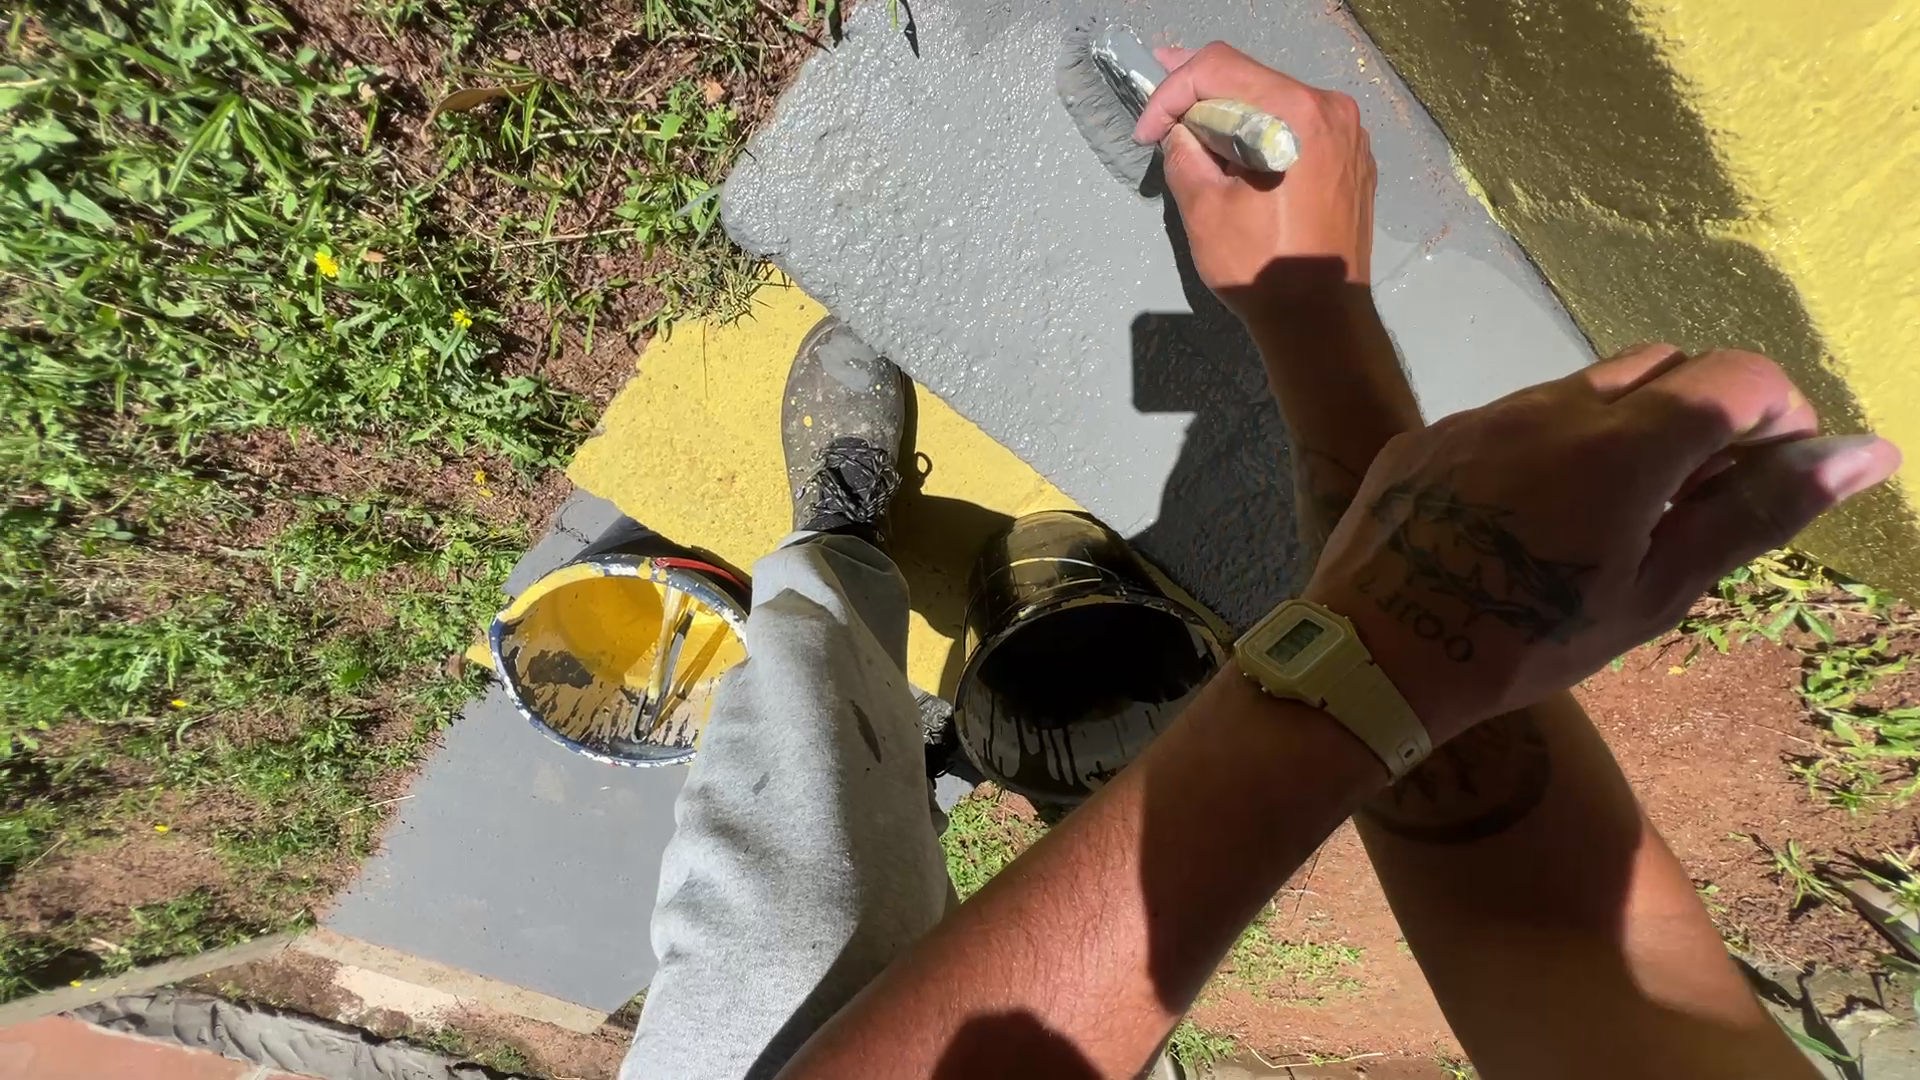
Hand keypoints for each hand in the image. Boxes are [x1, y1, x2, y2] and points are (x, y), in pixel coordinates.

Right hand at [1134, 43, 1374, 323]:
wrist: (1320, 317)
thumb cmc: (1260, 269)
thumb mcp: (1205, 213)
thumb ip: (1184, 159)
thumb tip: (1178, 135)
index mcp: (1296, 114)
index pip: (1220, 68)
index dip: (1171, 91)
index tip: (1147, 132)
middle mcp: (1330, 109)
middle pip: (1251, 79)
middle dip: (1198, 97)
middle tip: (1158, 113)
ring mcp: (1348, 134)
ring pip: (1275, 104)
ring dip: (1231, 119)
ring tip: (1196, 145)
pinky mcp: (1351, 160)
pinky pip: (1299, 131)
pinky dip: (1263, 138)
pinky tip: (1240, 167)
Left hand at [1303, 344, 1900, 742]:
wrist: (1374, 652)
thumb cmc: (1521, 642)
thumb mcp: (1651, 593)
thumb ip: (1752, 513)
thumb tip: (1862, 451)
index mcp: (1616, 446)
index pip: (1734, 376)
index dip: (1771, 414)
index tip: (1756, 470)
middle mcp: (1538, 412)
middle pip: (1652, 366)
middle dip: (1692, 408)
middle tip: (1679, 487)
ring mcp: (1467, 422)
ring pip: (1567, 391)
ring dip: (1605, 426)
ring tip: (1589, 506)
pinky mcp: (1416, 441)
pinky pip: (1493, 421)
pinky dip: (1527, 445)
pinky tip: (1507, 510)